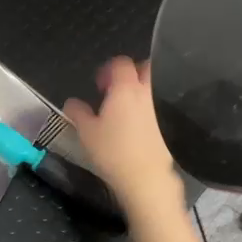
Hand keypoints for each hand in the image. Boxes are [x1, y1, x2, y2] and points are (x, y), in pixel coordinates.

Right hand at [63, 57, 182, 217]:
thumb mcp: (87, 133)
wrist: (146, 178)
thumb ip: (78, 113)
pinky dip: (151, 110)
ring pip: (154, 88)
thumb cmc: (113, 152)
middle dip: (132, 73)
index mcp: (126, 88)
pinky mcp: (170, 124)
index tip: (100, 85)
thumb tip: (71, 102)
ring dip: (142, 92)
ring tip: (128, 110)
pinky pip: (160, 107)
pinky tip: (140, 127)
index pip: (120, 63)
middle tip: (118, 90)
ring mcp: (161, 107)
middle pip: (145, 68)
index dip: (108, 70)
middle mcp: (147, 92)